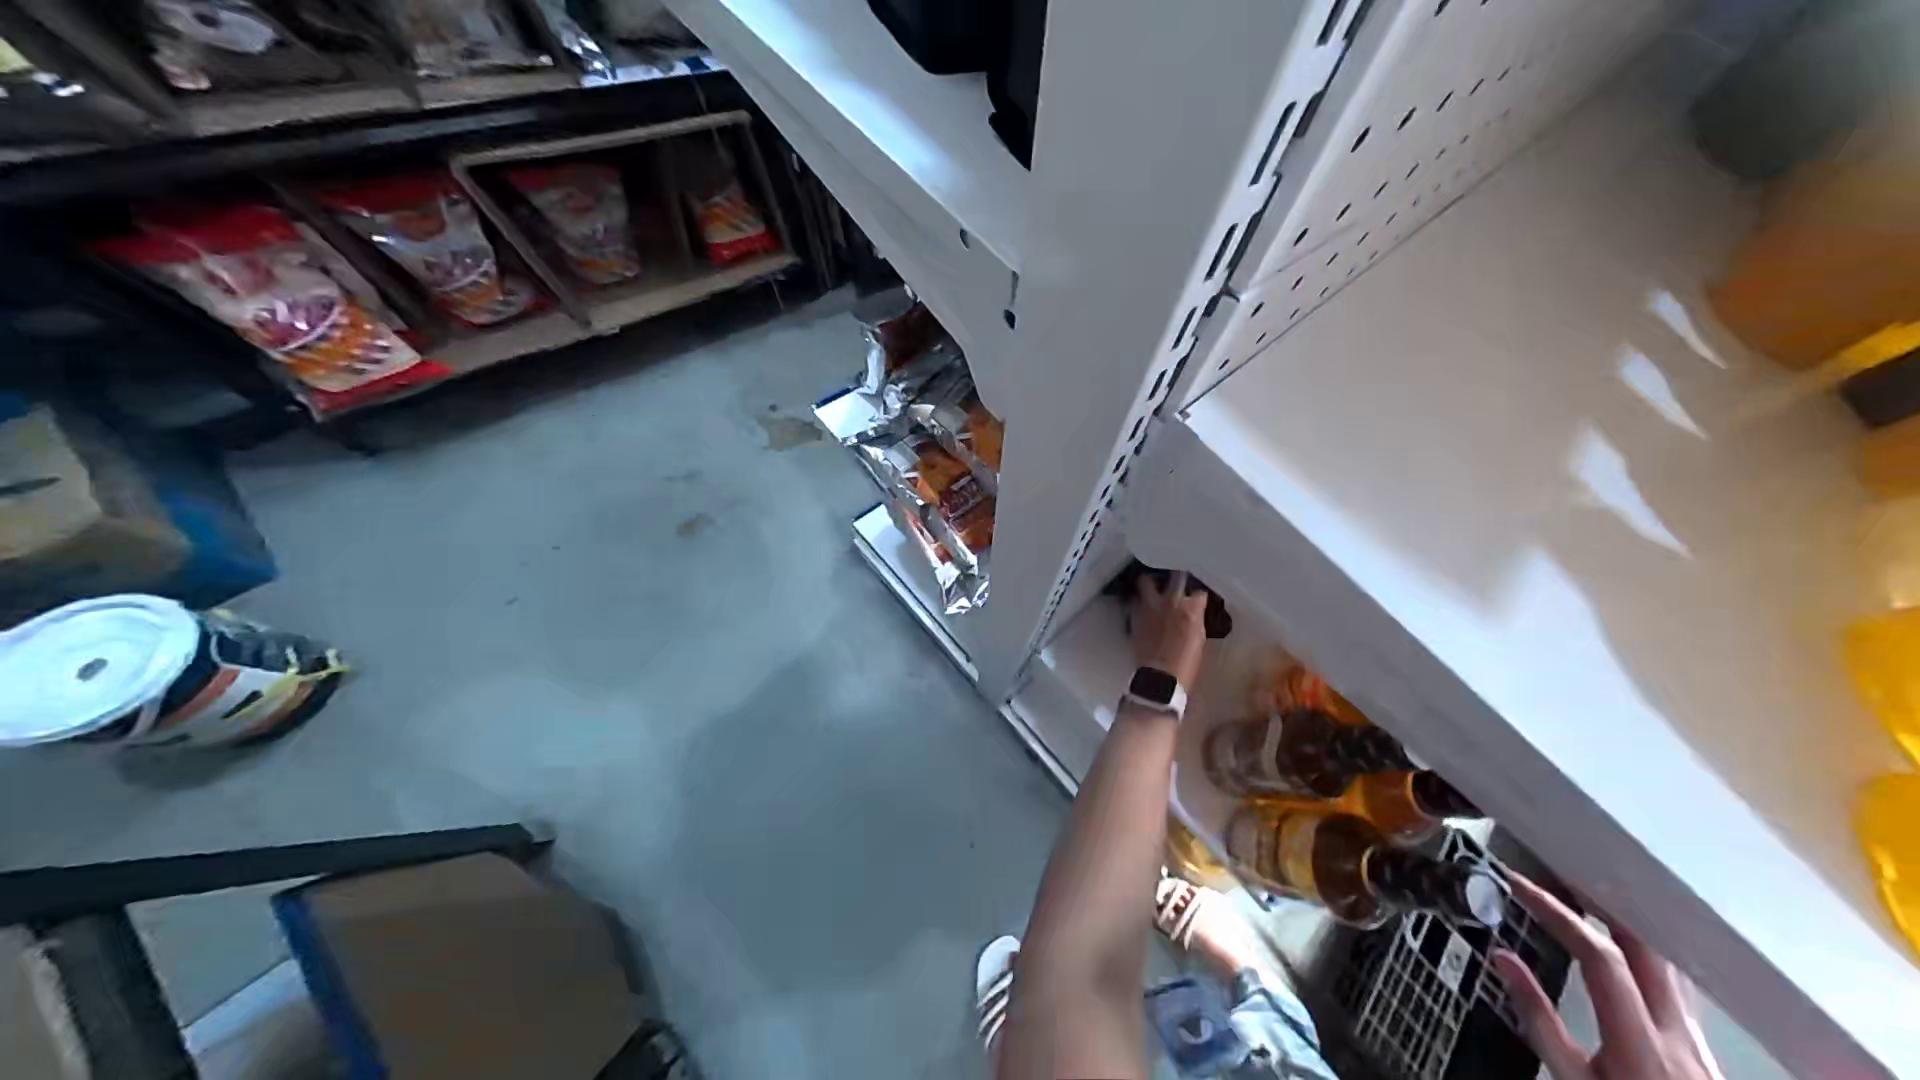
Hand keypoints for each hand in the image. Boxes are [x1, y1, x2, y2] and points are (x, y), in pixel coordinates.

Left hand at [1132, 570, 1208, 689]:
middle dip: (1178, 576)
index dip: (1199, 594)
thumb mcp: (1199, 638)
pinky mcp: (1135, 614)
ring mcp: (1150, 606)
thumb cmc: (1186, 663)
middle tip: (1177, 580)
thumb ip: (1195, 618)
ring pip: (1146, 581)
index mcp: (1191, 608)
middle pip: (1176, 575)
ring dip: (1151, 582)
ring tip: (1154, 586)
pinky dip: (1140, 600)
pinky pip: (1136, 600)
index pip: (1199, 591)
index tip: (1198, 596)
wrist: (1160, 675)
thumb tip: (1194, 612)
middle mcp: (1170, 601)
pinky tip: (1144, 605)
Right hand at [1494, 872, 1725, 1079]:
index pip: (1602, 957)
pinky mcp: (1701, 1041)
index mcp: (1643, 1043)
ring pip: (1666, 958)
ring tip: (1580, 892)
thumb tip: (1502, 957)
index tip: (1517, 886)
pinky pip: (1672, 976)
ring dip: (1620, 918)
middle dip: (1598, 900)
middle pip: (1647, 946)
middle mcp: (1680, 1032)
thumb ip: (1538, 1019)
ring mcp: (1699, 1036)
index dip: (1558, 914)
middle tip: (1555, 870)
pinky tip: (1618, 936)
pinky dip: (1640, 944)